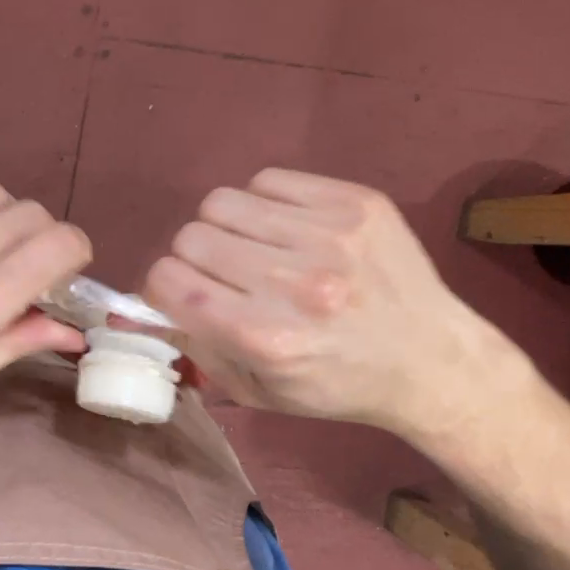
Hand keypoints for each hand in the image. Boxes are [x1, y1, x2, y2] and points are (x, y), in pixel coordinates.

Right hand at [143, 169, 526, 439]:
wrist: (432, 361)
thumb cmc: (334, 385)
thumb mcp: (253, 389)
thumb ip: (191, 345)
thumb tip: (136, 307)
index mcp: (263, 336)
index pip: (167, 280)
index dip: (162, 288)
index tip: (181, 296)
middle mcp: (294, 283)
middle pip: (190, 237)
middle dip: (192, 258)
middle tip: (221, 275)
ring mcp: (329, 236)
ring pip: (222, 203)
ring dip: (225, 227)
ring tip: (254, 249)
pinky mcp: (357, 203)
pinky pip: (268, 180)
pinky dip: (263, 204)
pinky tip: (285, 231)